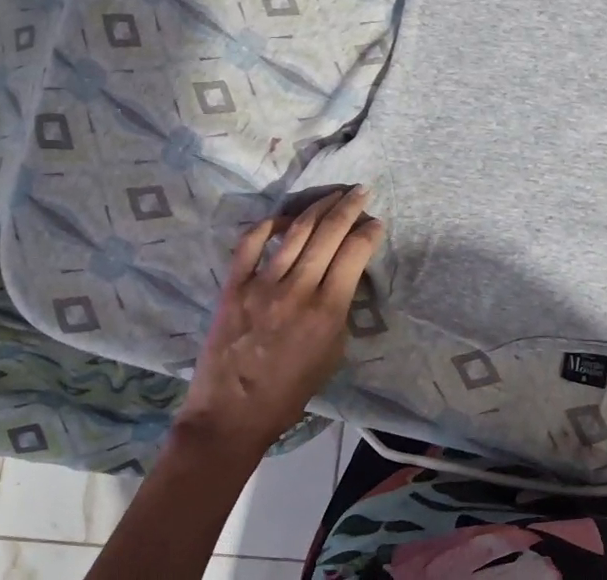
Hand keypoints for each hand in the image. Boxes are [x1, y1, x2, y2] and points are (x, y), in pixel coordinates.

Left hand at [178, 186, 383, 449]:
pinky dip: (269, 223)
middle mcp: (297, 289)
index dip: (369, 232)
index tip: (376, 222)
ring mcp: (262, 284)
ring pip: (295, 231)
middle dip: (349, 207)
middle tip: (360, 191)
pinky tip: (285, 218)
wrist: (231, 414)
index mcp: (327, 310)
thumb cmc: (289, 393)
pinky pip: (251, 243)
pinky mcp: (233, 286)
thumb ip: (339, 311)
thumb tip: (342, 277)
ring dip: (318, 207)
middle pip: (328, 233)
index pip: (354, 253)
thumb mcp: (332, 354)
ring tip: (333, 195)